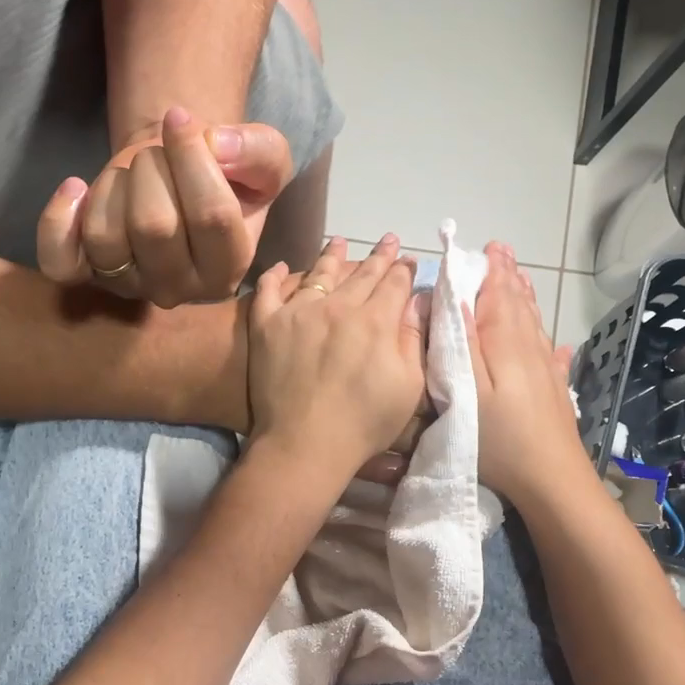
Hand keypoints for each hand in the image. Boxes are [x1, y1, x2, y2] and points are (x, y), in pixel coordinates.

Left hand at [37, 107, 293, 307]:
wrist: (178, 184)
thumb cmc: (225, 177)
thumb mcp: (264, 160)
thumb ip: (258, 150)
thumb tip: (217, 144)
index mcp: (227, 270)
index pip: (211, 218)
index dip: (193, 158)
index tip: (179, 118)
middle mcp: (177, 290)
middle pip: (154, 226)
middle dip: (152, 166)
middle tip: (158, 153)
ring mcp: (128, 286)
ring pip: (106, 236)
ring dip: (115, 183)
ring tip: (133, 173)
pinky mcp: (86, 276)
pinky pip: (60, 261)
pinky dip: (58, 220)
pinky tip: (76, 187)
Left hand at [247, 236, 425, 482]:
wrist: (303, 443)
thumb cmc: (363, 424)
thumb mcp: (407, 387)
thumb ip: (413, 341)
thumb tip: (418, 303)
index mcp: (376, 320)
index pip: (395, 284)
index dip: (405, 271)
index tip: (410, 260)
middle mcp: (338, 306)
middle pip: (362, 274)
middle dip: (379, 256)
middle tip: (388, 241)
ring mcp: (298, 313)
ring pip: (318, 274)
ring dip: (332, 255)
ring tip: (339, 241)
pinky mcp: (266, 326)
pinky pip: (268, 291)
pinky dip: (274, 276)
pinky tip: (280, 267)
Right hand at [466, 242, 586, 501]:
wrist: (550, 480)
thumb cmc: (497, 439)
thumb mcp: (466, 390)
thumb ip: (461, 343)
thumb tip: (456, 297)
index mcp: (505, 343)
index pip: (498, 295)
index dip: (490, 270)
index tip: (485, 247)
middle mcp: (530, 349)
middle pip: (518, 305)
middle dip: (508, 278)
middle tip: (500, 253)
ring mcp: (546, 372)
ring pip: (534, 325)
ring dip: (525, 300)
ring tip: (519, 280)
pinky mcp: (555, 394)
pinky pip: (552, 357)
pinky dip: (548, 343)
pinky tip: (556, 347)